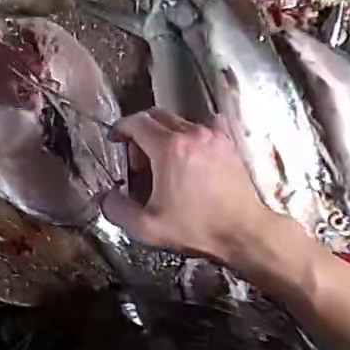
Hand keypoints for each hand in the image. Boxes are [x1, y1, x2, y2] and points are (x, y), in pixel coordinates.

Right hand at [100, 109, 292, 262]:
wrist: (244, 233)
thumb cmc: (198, 228)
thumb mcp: (147, 227)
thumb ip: (117, 210)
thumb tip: (105, 198)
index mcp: (169, 148)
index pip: (136, 122)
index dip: (121, 129)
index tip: (116, 140)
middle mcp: (192, 134)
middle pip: (157, 117)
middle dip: (141, 133)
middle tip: (138, 160)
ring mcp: (214, 137)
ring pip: (180, 122)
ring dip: (165, 135)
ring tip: (164, 164)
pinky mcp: (229, 145)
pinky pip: (205, 128)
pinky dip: (193, 135)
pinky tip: (192, 154)